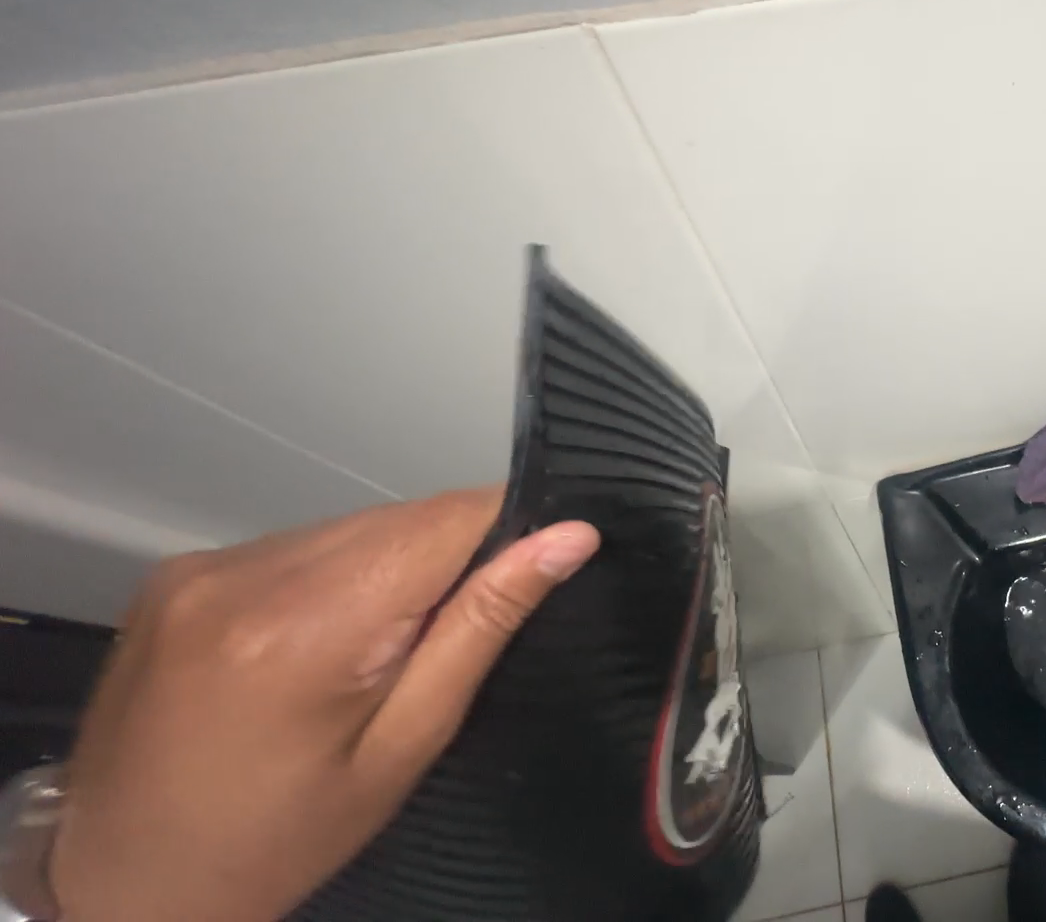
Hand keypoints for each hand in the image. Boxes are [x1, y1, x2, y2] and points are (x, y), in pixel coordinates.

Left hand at [48, 488, 600, 921]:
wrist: (116, 888)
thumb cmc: (287, 833)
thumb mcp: (410, 740)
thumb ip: (486, 623)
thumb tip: (572, 537)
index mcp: (308, 624)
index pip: (450, 518)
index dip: (510, 525)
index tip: (540, 561)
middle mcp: (247, 573)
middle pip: (407, 517)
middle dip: (456, 552)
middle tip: (454, 631)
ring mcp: (203, 567)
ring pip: (362, 523)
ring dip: (401, 561)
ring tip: (390, 639)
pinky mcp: (180, 572)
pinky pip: (309, 541)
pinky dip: (346, 570)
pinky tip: (331, 631)